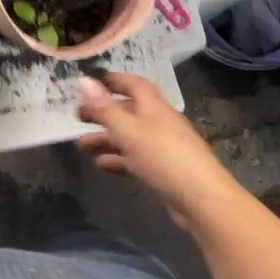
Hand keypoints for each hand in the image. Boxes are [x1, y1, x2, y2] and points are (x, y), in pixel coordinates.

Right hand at [77, 72, 240, 230]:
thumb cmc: (162, 156)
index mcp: (153, 106)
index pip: (132, 84)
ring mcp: (161, 146)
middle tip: (78, 117)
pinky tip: (101, 165)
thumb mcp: (128, 130)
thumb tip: (83, 79)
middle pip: (127, 111)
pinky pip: (135, 158)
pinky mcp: (162, 169)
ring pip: (129, 137)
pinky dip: (118, 159)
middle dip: (103, 113)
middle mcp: (158, 122)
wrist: (201, 198)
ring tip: (82, 146)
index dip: (113, 80)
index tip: (90, 82)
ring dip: (106, 139)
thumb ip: (104, 108)